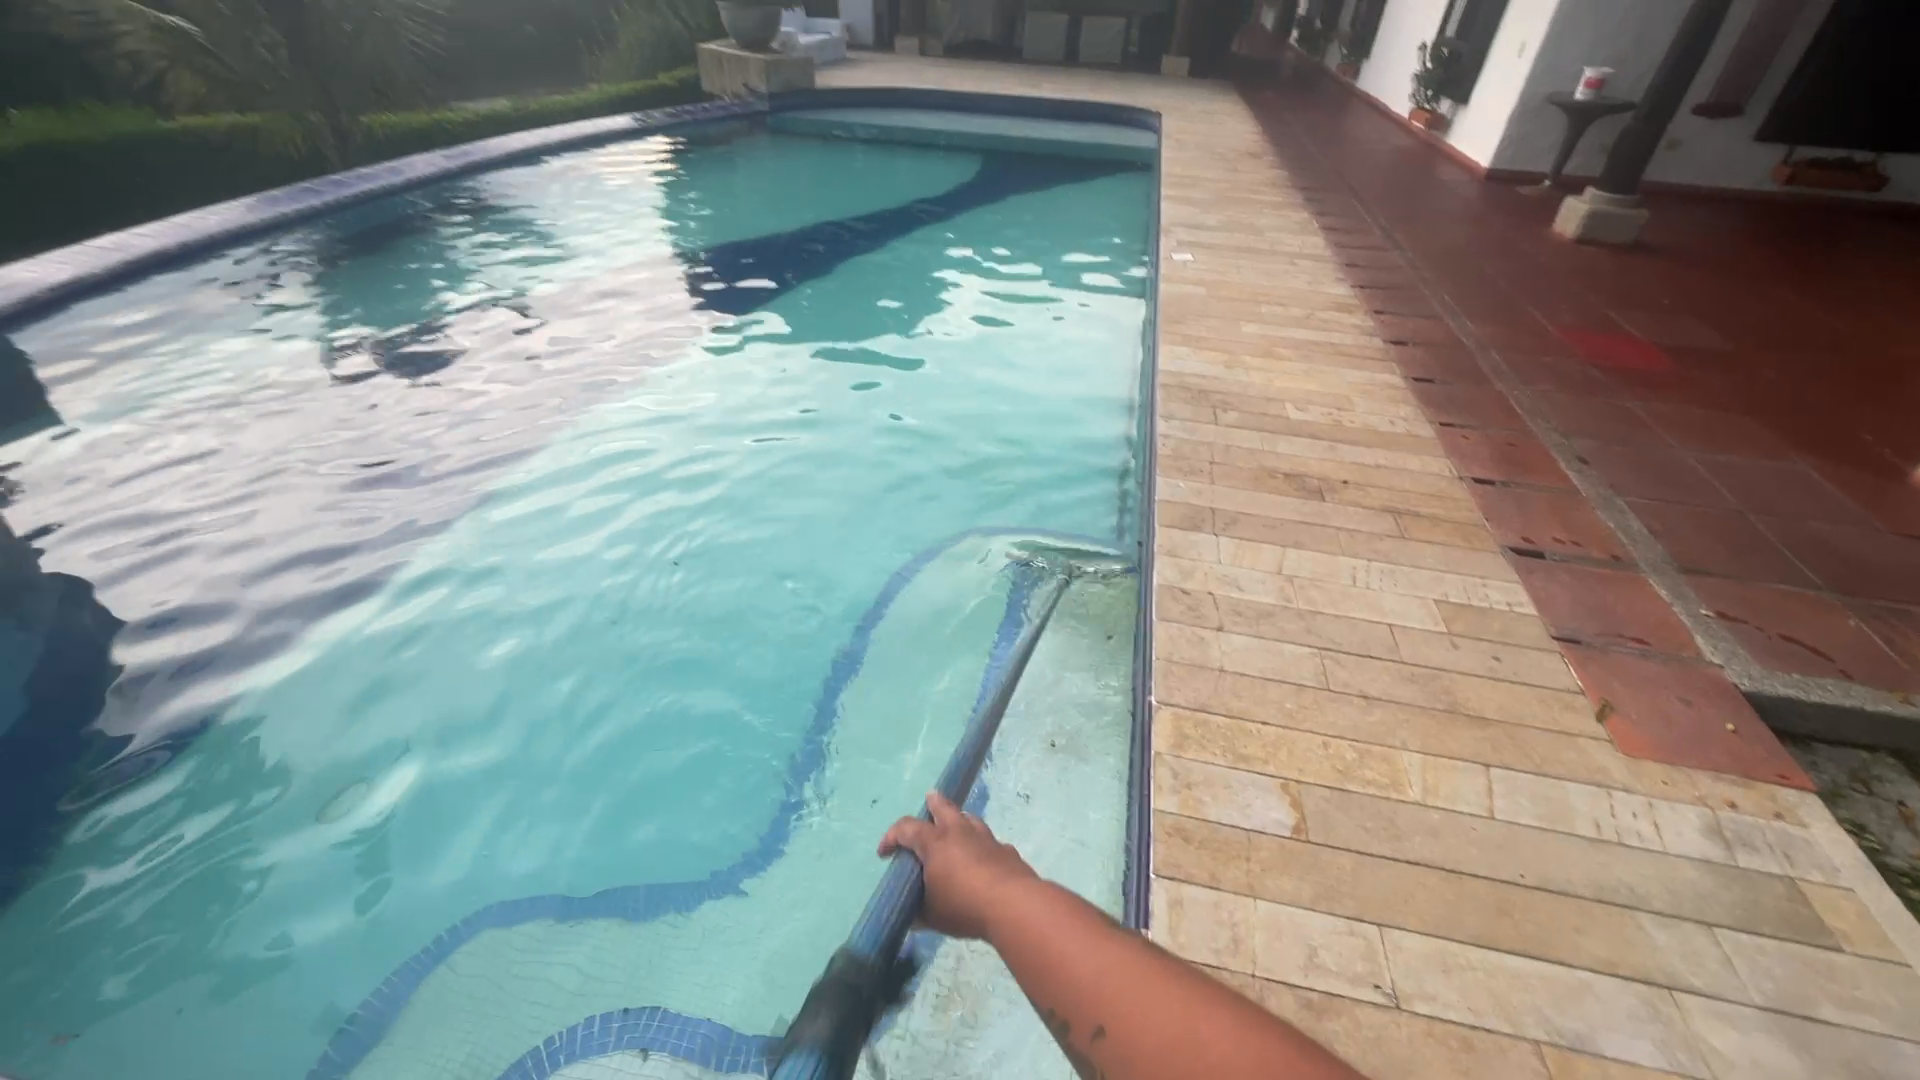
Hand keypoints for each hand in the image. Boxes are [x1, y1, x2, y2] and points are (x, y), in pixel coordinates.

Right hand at [878, 791, 1039, 940]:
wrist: (1013, 905)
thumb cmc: (964, 906)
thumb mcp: (932, 916)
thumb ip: (919, 912)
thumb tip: (911, 917)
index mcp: (935, 843)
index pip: (907, 829)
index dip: (892, 836)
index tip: (884, 852)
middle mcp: (960, 833)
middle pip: (944, 808)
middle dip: (934, 803)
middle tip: (930, 797)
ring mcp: (987, 839)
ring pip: (970, 819)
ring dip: (961, 819)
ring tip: (957, 823)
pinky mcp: (1006, 851)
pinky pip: (991, 841)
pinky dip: (983, 845)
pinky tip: (985, 857)